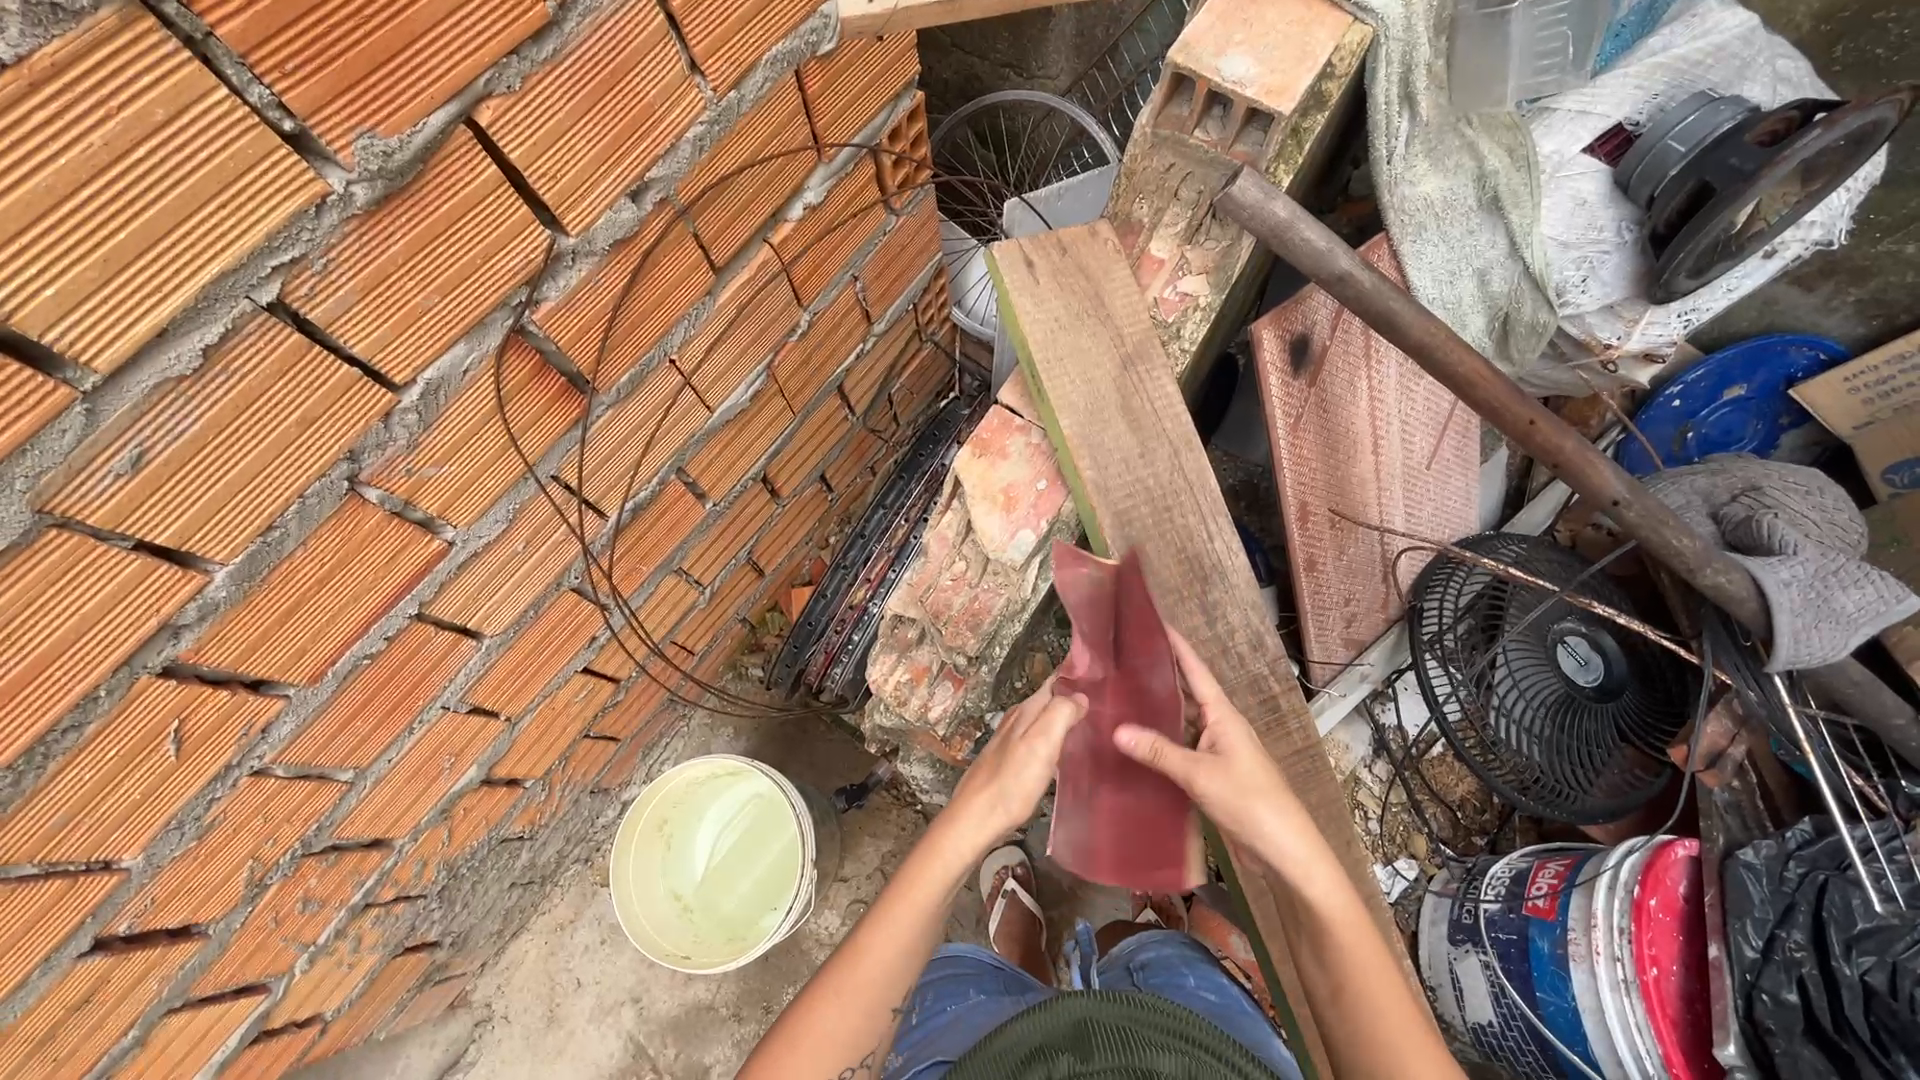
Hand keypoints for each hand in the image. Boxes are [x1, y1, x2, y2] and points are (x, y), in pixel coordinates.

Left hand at [944, 679, 1087, 852]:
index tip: (1102, 674)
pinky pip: (1038, 737)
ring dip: (1064, 716)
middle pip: (1049, 699)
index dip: (1076, 675)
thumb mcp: (1042, 743)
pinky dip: (1054, 736)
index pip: (1055, 681)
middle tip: (1105, 699)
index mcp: (1026, 710)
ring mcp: (1011, 739)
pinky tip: (1065, 747)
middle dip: (1073, 695)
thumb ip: (1060, 714)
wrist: (977, 818)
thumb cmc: (1012, 782)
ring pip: (1043, 718)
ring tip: (1092, 721)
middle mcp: (1017, 718)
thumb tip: (1079, 696)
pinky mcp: (1010, 759)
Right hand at [1112, 630, 1311, 862]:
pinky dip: (1160, 744)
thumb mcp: (1200, 774)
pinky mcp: (1211, 775)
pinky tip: (1137, 744)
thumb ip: (1159, 751)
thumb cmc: (1249, 801)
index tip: (1153, 622)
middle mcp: (1220, 727)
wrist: (1283, 849)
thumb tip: (1117, 729)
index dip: (1177, 645)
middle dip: (1158, 676)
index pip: (1196, 670)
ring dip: (1156, 712)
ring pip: (1181, 723)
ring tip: (1119, 696)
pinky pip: (1180, 750)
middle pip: (1186, 693)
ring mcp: (1216, 752)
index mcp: (1224, 715)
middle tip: (1121, 659)